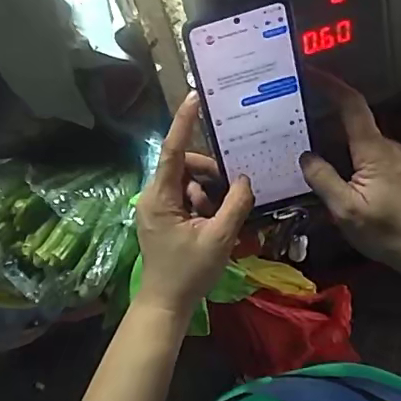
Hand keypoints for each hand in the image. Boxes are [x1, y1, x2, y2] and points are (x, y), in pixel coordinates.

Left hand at [134, 94, 252, 313]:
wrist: (167, 303)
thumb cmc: (189, 272)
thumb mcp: (219, 238)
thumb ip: (235, 204)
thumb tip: (246, 178)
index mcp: (159, 197)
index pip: (172, 151)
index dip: (183, 123)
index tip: (194, 98)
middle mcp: (154, 196)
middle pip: (184, 165)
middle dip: (209, 173)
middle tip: (230, 192)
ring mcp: (157, 206)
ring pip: (187, 182)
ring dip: (208, 192)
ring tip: (219, 218)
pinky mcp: (163, 217)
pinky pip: (185, 197)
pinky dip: (202, 203)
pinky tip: (214, 223)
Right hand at [299, 74, 400, 273]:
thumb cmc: (384, 231)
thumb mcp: (345, 210)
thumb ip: (323, 179)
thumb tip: (306, 155)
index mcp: (374, 150)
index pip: (352, 106)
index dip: (331, 86)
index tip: (311, 73)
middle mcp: (387, 145)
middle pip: (352, 121)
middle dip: (323, 116)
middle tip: (294, 119)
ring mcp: (394, 156)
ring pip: (357, 138)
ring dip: (332, 138)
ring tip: (305, 145)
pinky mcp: (395, 168)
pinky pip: (364, 151)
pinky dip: (344, 152)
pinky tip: (329, 166)